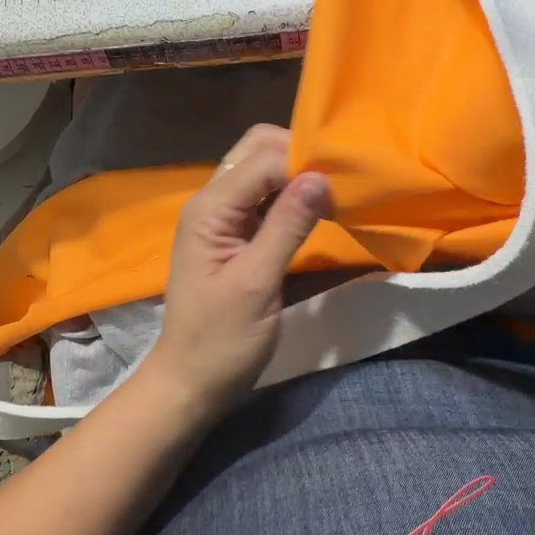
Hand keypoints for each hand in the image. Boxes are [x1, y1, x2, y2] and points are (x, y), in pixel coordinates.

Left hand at [141, 124, 332, 413]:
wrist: (192, 383)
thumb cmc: (221, 340)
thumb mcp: (257, 284)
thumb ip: (287, 226)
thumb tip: (321, 177)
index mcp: (209, 208)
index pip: (261, 159)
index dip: (302, 163)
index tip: (343, 184)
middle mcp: (212, 202)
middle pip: (257, 151)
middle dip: (298, 156)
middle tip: (339, 181)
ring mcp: (222, 217)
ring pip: (262, 171)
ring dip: (296, 174)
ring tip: (336, 192)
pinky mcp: (235, 234)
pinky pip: (264, 197)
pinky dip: (291, 195)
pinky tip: (317, 209)